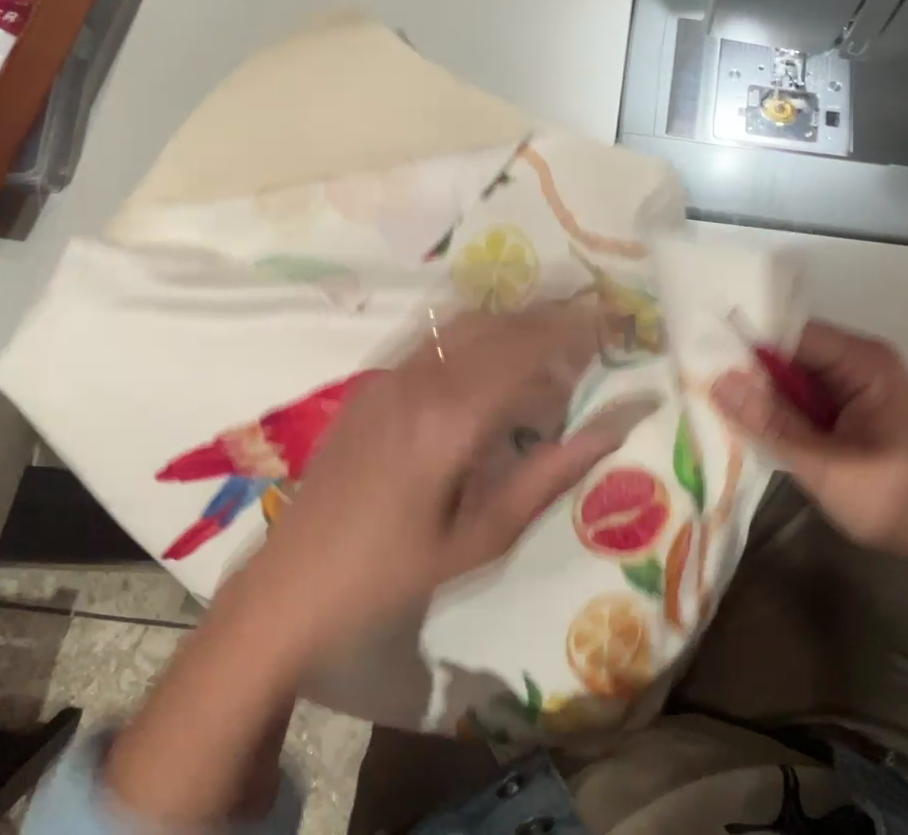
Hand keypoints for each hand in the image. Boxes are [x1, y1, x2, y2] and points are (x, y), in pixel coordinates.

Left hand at [244, 302, 626, 644]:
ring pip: (463, 325)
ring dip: (512, 324)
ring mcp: (386, 377)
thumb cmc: (393, 575)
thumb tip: (617, 426)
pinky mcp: (368, 387)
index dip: (575, 329)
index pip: (528, 347)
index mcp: (450, 418)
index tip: (614, 322)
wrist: (290, 587)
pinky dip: (475, 337)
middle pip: (498, 324)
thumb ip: (552, 473)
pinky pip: (432, 340)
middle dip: (550, 319)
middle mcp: (418, 380)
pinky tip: (492, 366)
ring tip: (550, 348)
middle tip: (593, 332)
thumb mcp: (483, 536)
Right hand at [709, 319, 907, 573]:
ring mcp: (860, 388)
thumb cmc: (897, 501)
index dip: (746, 343)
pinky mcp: (856, 413)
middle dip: (751, 373)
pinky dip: (783, 414)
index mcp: (864, 361)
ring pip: (796, 379)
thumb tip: (718, 380)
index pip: (791, 332)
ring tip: (716, 410)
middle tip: (701, 391)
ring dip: (765, 397)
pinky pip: (809, 400)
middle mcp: (862, 363)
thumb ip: (772, 423)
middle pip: (791, 352)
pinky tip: (754, 430)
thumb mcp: (826, 466)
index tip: (700, 361)